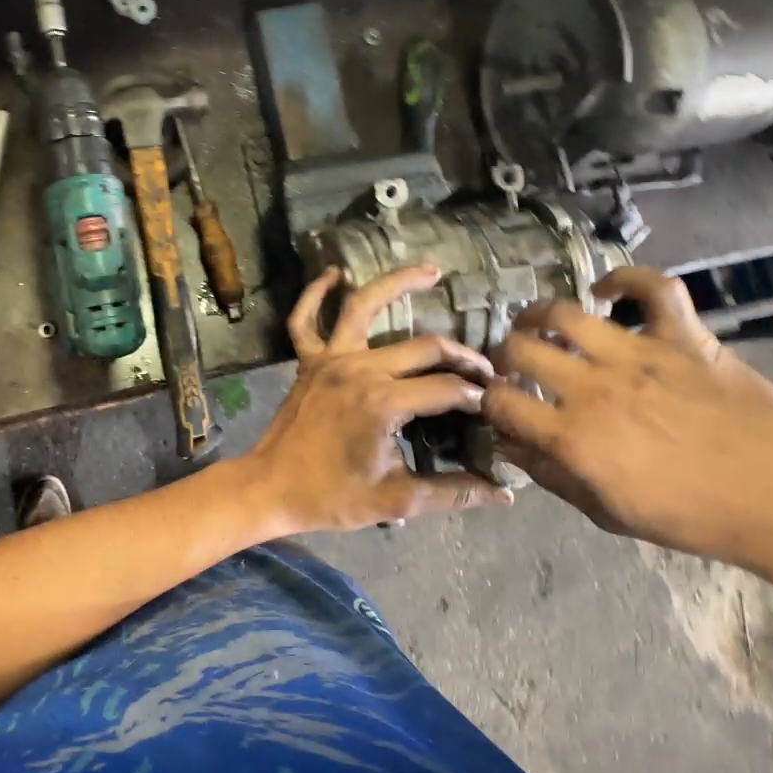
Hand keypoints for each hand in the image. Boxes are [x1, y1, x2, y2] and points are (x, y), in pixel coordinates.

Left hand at [241, 266, 513, 533]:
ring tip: (431, 271)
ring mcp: (329, 359)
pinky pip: (305, 320)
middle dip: (462, 356)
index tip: (497, 405)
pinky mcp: (307, 362)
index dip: (478, 397)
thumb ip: (453, 493)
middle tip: (486, 368)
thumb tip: (503, 495)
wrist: (269, 490)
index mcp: (384, 403)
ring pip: (363, 307)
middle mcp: (359, 369)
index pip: (448, 389)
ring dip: (398, 284)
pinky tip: (334, 273)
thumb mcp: (397, 500)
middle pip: (424, 348)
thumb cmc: (331, 497)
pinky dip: (315, 293)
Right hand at [484, 267, 772, 579]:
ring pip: (566, 312)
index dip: (489, 401)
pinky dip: (626, 278)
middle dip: (505, 355)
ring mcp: (640, 356)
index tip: (499, 405)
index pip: (501, 402)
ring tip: (540, 323)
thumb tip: (508, 446)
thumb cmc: (692, 518)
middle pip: (521, 349)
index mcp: (573, 437)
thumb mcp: (608, 514)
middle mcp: (595, 388)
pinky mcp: (685, 338)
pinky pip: (652, 288)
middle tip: (515, 364)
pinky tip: (608, 289)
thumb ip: (551, 476)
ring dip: (540, 315)